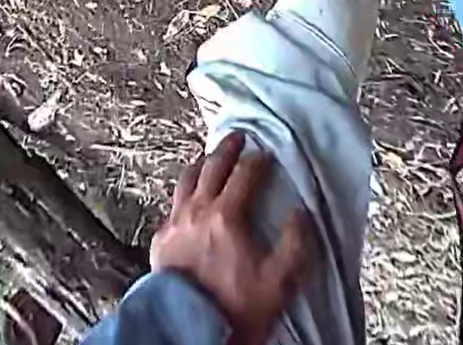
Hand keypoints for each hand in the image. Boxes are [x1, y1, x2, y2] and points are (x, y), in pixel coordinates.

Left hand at [150, 132, 309, 344]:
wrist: (186, 332)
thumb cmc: (234, 309)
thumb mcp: (277, 284)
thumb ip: (295, 245)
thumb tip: (300, 213)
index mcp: (226, 215)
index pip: (245, 174)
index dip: (258, 161)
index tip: (267, 155)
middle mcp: (199, 209)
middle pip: (213, 166)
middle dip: (228, 148)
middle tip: (238, 137)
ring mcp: (177, 222)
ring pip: (188, 179)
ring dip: (203, 163)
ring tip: (210, 157)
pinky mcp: (161, 239)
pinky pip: (173, 203)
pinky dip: (185, 191)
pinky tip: (189, 196)